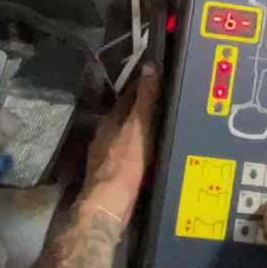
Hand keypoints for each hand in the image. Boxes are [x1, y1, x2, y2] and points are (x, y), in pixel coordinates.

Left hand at [83, 65, 158, 199]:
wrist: (109, 202)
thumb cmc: (126, 161)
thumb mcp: (140, 125)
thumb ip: (145, 98)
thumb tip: (148, 65)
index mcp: (111, 119)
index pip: (129, 95)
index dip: (143, 87)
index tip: (159, 80)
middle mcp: (104, 133)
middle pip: (124, 115)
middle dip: (140, 109)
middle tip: (163, 105)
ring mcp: (103, 154)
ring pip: (123, 135)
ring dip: (137, 131)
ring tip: (157, 129)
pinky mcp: (107, 172)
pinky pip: (124, 153)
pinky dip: (135, 149)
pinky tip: (145, 155)